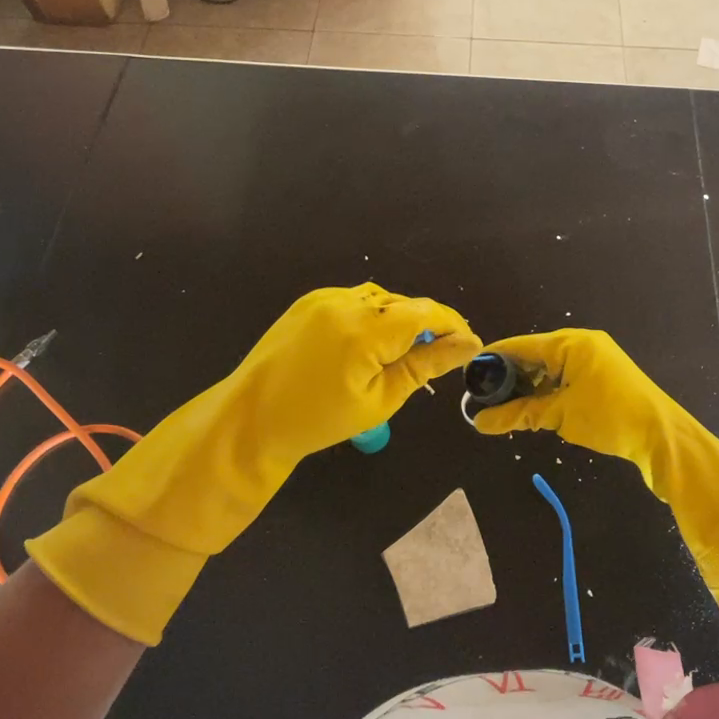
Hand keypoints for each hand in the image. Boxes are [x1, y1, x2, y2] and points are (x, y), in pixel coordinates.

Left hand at [27, 284, 479, 643]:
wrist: (251, 418)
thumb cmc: (320, 419)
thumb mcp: (382, 399)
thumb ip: (425, 364)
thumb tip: (467, 344)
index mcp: (367, 330)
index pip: (425, 312)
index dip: (451, 324)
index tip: (467, 343)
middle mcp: (347, 303)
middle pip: (403, 304)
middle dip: (425, 325)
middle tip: (436, 356)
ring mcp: (324, 299)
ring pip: (379, 300)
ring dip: (396, 320)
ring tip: (398, 355)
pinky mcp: (308, 302)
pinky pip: (353, 301)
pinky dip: (369, 317)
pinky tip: (364, 346)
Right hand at [472, 329, 718, 618]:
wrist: (661, 436)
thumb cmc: (611, 417)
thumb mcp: (561, 416)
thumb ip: (520, 414)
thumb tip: (481, 421)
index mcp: (572, 344)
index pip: (521, 345)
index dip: (493, 360)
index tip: (468, 376)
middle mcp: (582, 346)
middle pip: (533, 357)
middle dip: (508, 378)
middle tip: (480, 400)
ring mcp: (594, 362)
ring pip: (548, 371)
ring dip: (526, 389)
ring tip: (498, 410)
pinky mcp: (601, 380)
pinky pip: (563, 381)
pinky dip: (546, 394)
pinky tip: (529, 412)